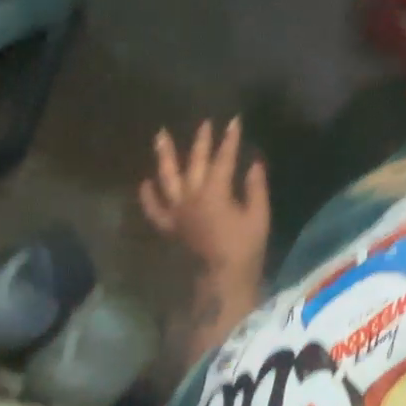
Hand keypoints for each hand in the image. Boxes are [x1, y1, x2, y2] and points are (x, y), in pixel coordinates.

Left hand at [140, 118, 269, 284]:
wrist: (222, 284)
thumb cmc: (245, 249)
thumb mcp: (259, 216)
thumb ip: (255, 187)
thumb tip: (253, 162)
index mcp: (215, 192)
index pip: (224, 158)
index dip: (230, 139)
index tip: (235, 121)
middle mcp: (191, 196)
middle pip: (195, 162)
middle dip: (202, 141)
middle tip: (205, 122)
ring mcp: (176, 212)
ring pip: (167, 178)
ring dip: (164, 155)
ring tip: (160, 135)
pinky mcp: (169, 227)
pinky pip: (154, 209)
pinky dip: (149, 195)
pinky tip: (146, 182)